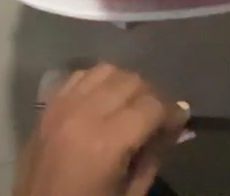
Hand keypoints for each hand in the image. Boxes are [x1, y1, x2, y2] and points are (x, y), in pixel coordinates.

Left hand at [15, 65, 187, 195]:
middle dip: (150, 96)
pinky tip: (103, 100)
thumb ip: (152, 158)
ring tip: (130, 105)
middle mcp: (84, 114)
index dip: (171, 111)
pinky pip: (81, 75)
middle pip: (131, 81)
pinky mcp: (48, 105)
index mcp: (106, 143)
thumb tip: (173, 129)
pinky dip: (97, 82)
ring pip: (106, 70)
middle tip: (156, 117)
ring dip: (124, 83)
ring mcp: (63, 105)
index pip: (151, 106)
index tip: (181, 119)